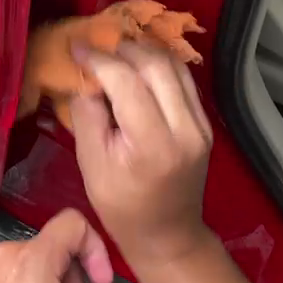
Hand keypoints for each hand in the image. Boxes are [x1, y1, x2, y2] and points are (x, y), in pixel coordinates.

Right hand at [68, 43, 214, 265]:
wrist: (168, 235)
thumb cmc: (122, 207)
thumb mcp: (91, 165)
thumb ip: (88, 116)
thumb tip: (88, 78)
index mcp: (152, 144)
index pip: (127, 82)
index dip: (100, 59)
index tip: (77, 48)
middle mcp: (185, 129)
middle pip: (156, 65)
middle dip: (123, 49)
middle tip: (97, 48)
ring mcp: (201, 125)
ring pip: (175, 66)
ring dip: (144, 52)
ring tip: (117, 53)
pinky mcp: (205, 123)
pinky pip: (184, 80)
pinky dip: (160, 66)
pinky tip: (139, 68)